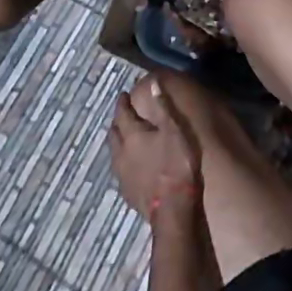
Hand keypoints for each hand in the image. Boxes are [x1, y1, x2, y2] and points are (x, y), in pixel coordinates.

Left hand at [109, 75, 201, 222]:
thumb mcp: (175, 130)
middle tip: (123, 113)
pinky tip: (132, 164)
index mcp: (133, 136)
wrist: (173, 208)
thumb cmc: (177, 163)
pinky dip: (124, 160)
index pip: (123, 114)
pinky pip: (121, 170)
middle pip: (114, 134)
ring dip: (118, 141)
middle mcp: (121, 154)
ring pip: (115, 153)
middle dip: (118, 121)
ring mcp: (122, 175)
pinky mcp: (127, 192)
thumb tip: (153, 83)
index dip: (123, 103)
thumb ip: (163, 106)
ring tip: (125, 137)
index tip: (123, 95)